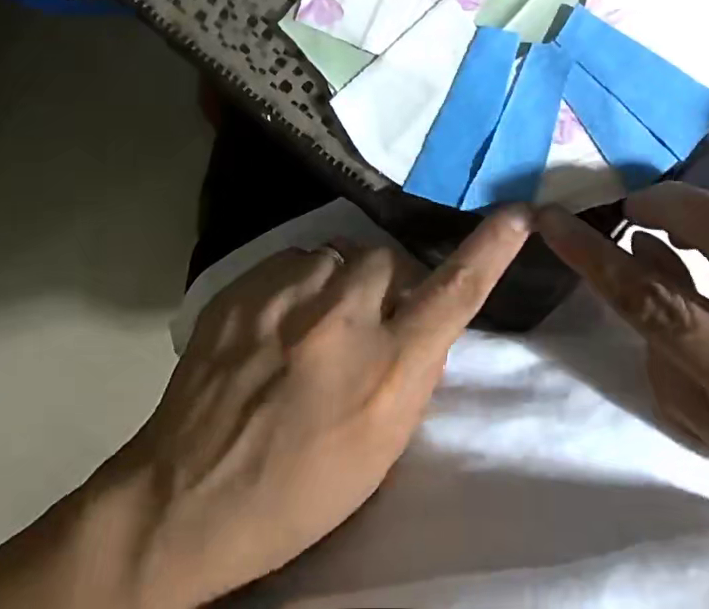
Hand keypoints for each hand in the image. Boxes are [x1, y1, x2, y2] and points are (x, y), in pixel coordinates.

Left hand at [99, 207, 533, 607]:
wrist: (193, 491)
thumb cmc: (299, 491)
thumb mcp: (379, 447)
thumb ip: (405, 374)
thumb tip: (415, 324)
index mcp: (387, 372)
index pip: (452, 294)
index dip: (488, 252)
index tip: (515, 216)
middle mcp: (338, 320)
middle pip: (382, 258)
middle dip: (383, 280)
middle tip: (366, 313)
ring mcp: (281, 297)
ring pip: (330, 255)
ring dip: (334, 280)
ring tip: (313, 319)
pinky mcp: (239, 288)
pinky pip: (285, 262)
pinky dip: (293, 282)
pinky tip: (277, 317)